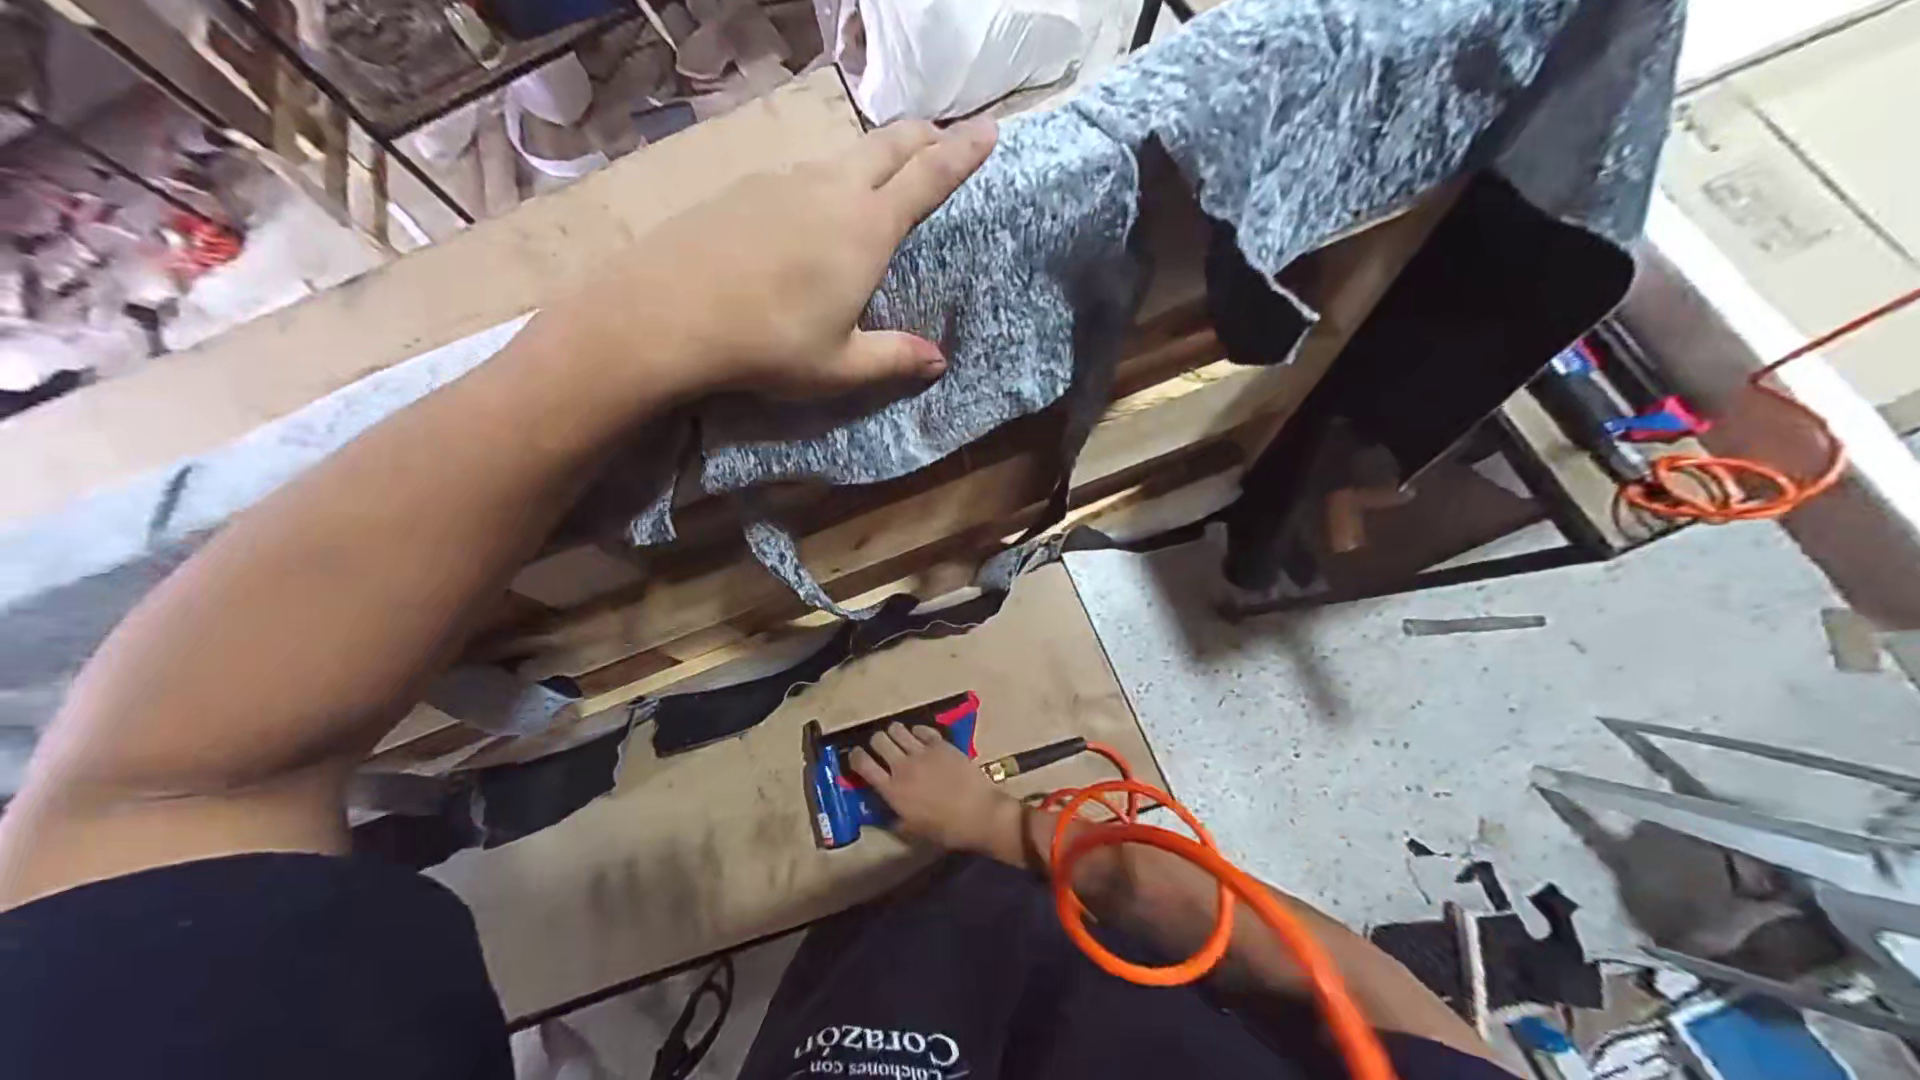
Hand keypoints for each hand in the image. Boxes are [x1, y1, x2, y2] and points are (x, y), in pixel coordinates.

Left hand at [556, 118, 997, 400]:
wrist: (666, 314)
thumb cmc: (768, 344)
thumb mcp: (841, 365)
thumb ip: (895, 358)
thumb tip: (939, 361)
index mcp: (867, 227)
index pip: (929, 175)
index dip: (964, 151)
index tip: (990, 129)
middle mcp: (831, 189)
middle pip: (890, 142)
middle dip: (926, 135)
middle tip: (945, 138)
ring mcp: (785, 180)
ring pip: (846, 152)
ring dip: (877, 154)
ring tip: (886, 175)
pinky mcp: (747, 187)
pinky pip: (805, 171)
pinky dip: (831, 176)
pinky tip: (817, 208)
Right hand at [849, 723, 1023, 854]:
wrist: (980, 813)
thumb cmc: (947, 829)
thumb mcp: (914, 829)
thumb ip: (896, 815)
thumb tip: (887, 809)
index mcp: (892, 790)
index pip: (862, 764)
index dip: (855, 757)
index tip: (857, 756)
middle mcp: (903, 766)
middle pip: (878, 740)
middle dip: (876, 742)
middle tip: (881, 748)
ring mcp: (922, 752)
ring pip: (897, 729)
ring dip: (895, 733)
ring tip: (900, 739)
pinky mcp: (941, 744)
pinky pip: (922, 729)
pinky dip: (918, 731)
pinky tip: (921, 738)